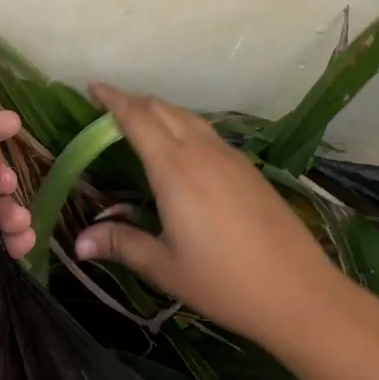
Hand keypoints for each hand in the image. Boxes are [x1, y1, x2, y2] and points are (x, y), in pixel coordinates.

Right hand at [73, 82, 329, 345]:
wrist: (300, 292)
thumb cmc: (225, 282)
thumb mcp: (166, 268)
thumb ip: (122, 245)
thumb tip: (79, 243)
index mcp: (174, 169)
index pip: (136, 118)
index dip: (112, 99)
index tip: (92, 87)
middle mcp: (200, 151)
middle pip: (161, 108)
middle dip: (132, 101)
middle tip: (108, 109)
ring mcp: (228, 156)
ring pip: (186, 115)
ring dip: (159, 110)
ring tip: (141, 122)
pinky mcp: (247, 167)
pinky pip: (205, 130)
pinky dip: (182, 124)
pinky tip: (182, 147)